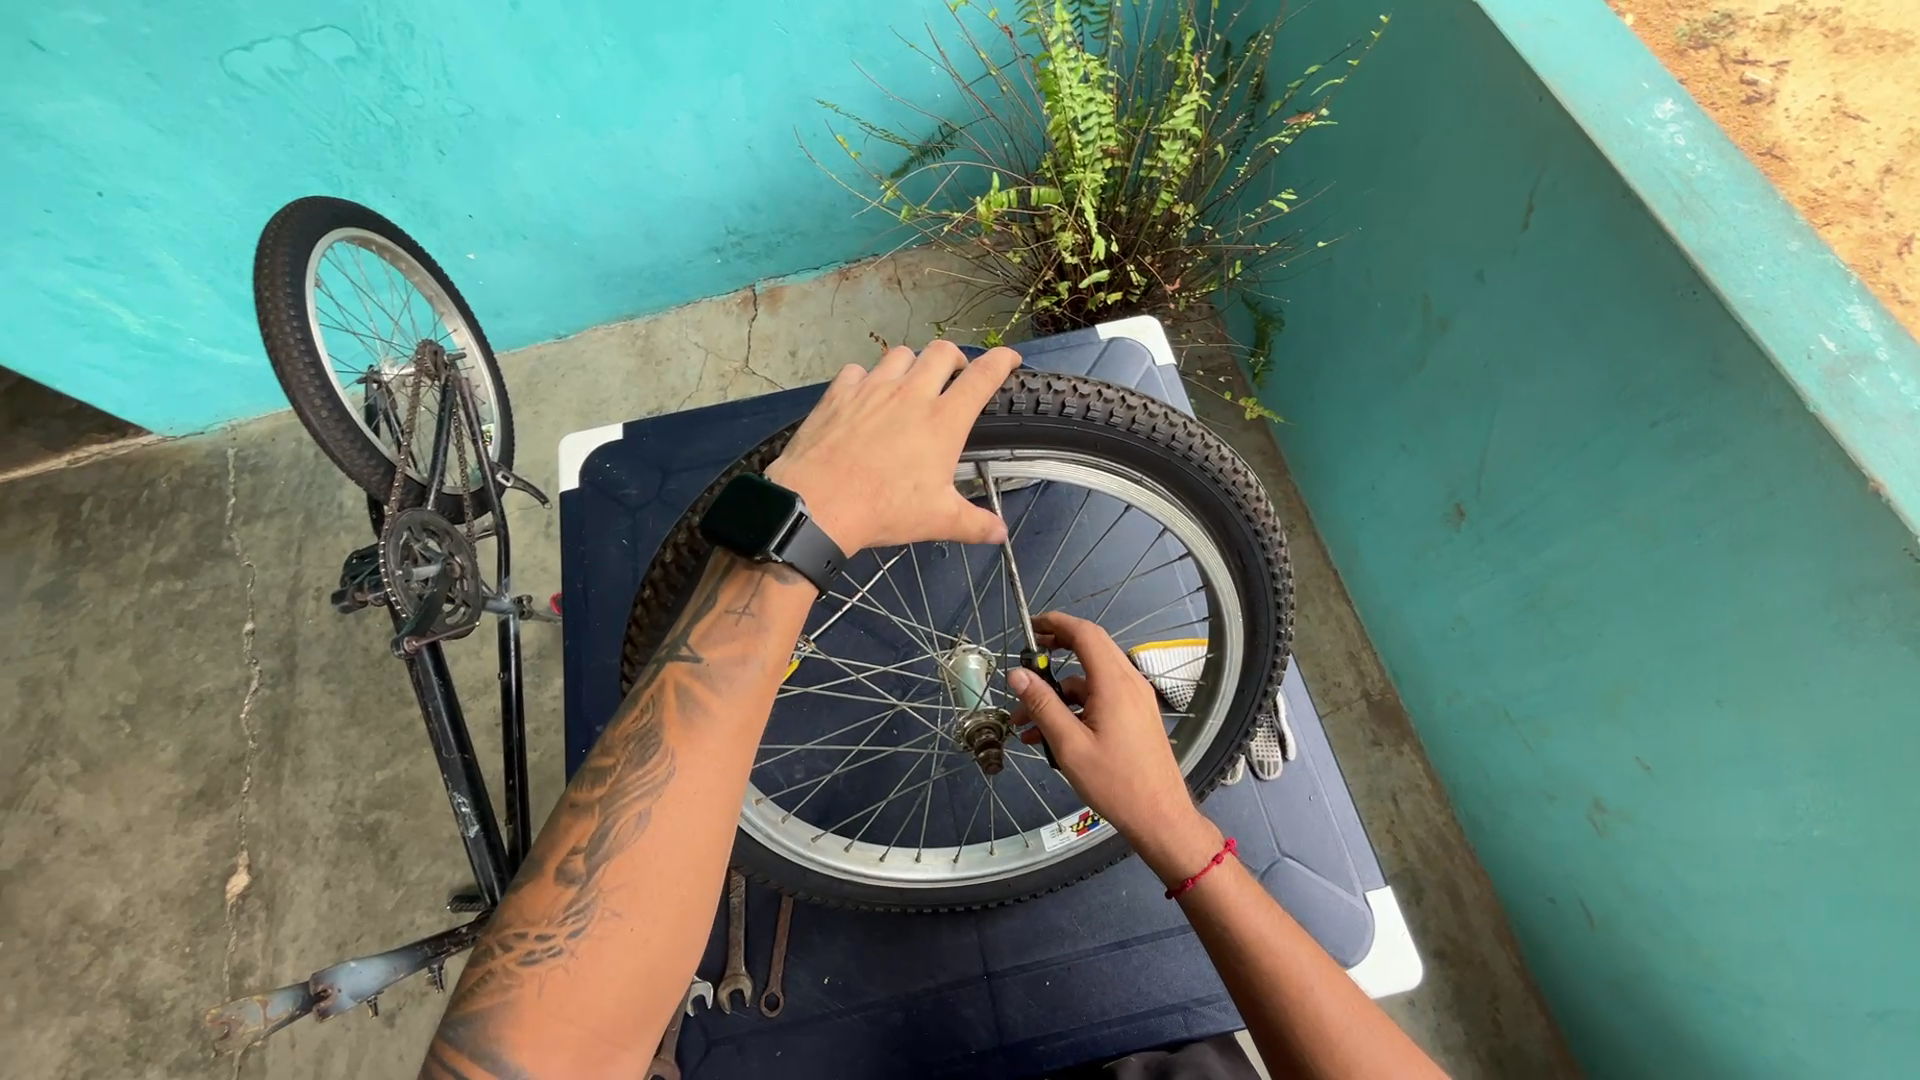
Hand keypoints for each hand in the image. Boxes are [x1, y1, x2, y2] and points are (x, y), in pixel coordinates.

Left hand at [764, 341, 1020, 552]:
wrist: (818, 503)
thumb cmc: (884, 510)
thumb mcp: (937, 521)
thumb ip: (974, 524)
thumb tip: (1001, 534)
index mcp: (943, 420)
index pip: (983, 376)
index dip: (1003, 361)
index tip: (1011, 359)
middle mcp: (911, 393)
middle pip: (942, 351)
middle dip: (955, 358)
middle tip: (954, 377)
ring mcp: (873, 388)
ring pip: (901, 354)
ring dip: (913, 364)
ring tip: (910, 384)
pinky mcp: (839, 392)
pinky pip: (858, 371)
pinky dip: (867, 378)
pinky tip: (865, 397)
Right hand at [1007, 613, 1221, 881]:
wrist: (1160, 817)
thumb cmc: (1115, 782)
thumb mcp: (1070, 746)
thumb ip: (1043, 705)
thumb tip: (1017, 674)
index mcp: (1114, 683)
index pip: (1085, 634)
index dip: (1057, 623)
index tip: (1031, 626)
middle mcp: (1129, 682)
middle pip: (1091, 648)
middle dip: (1057, 648)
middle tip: (1028, 656)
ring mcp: (1135, 699)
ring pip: (1091, 679)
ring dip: (1059, 691)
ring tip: (1024, 719)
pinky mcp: (1136, 716)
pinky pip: (1101, 698)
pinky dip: (1075, 707)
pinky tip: (1049, 734)